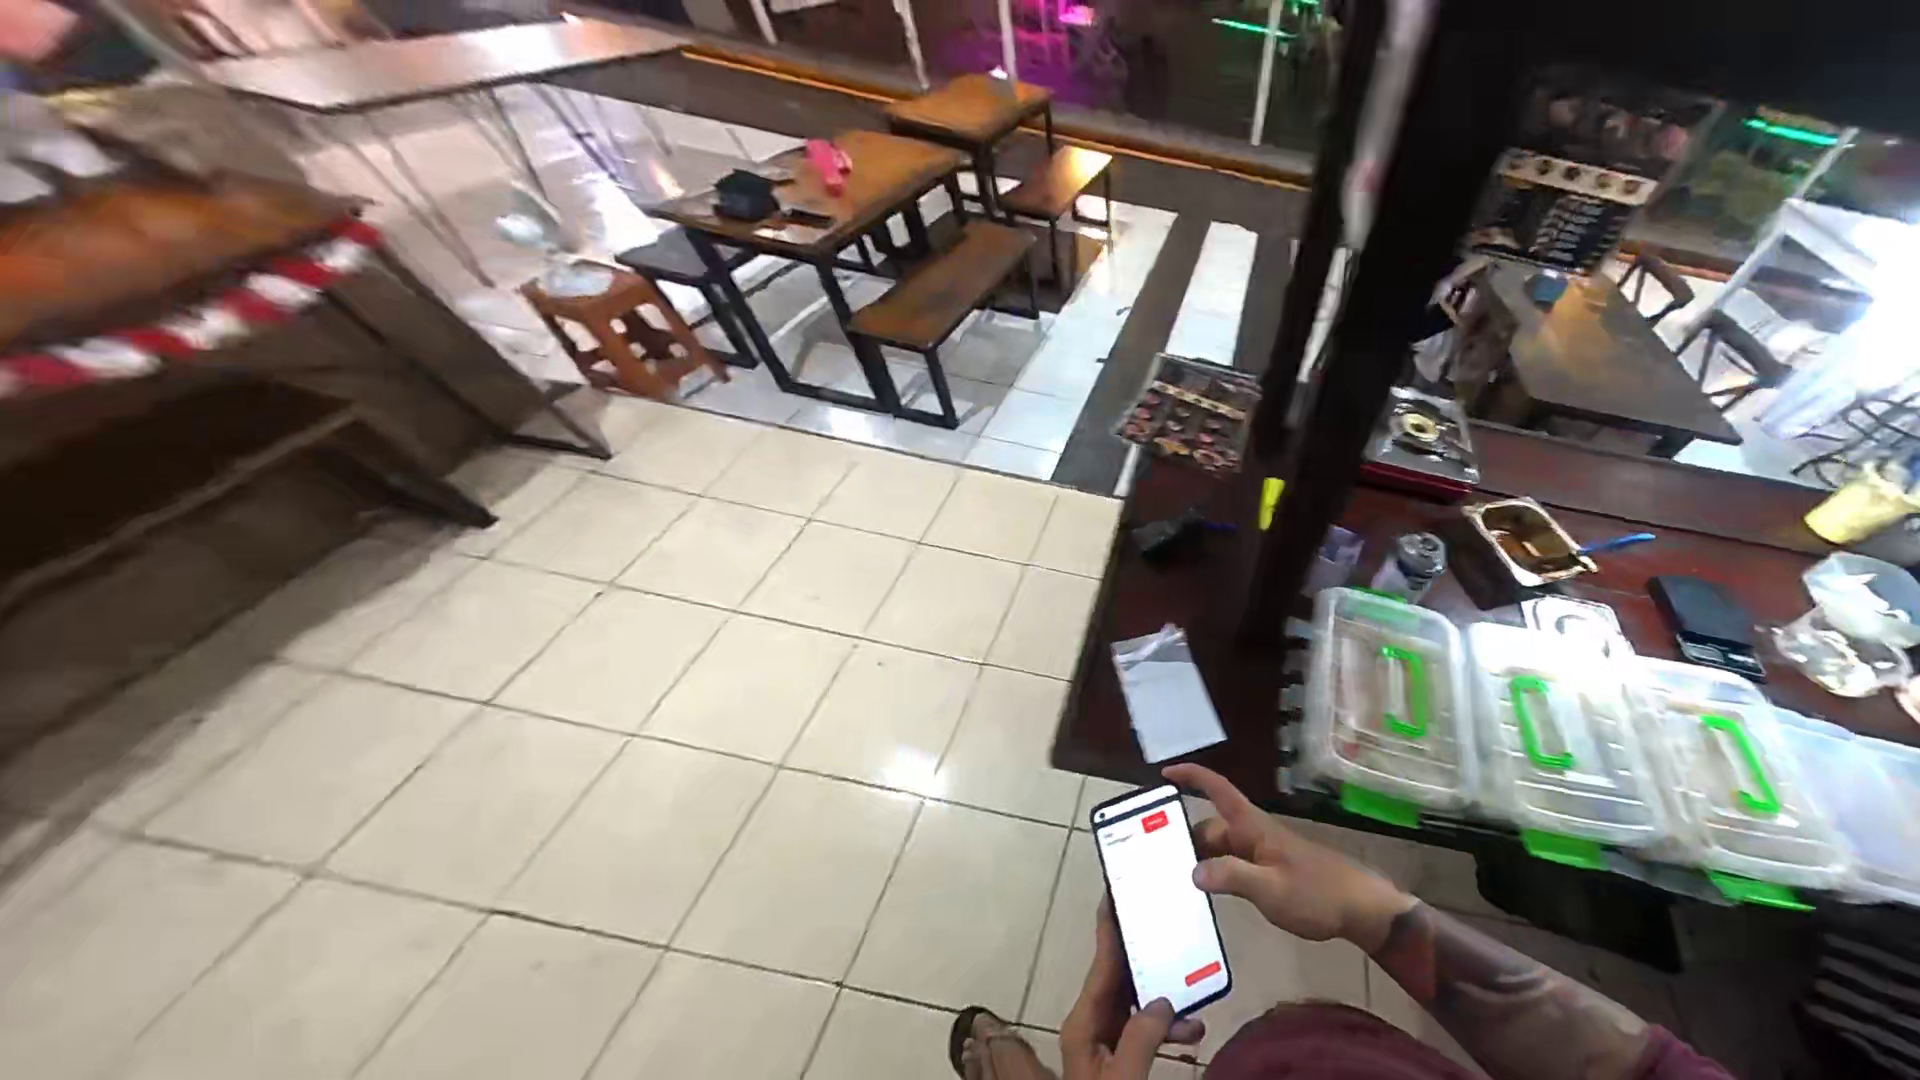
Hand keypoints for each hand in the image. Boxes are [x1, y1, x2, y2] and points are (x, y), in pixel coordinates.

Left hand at [1060, 896, 1203, 1079]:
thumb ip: (1142, 1039)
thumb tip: (1164, 1002)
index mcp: (1084, 1021)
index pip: (1100, 964)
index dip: (1108, 928)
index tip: (1114, 893)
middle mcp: (1091, 1021)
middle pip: (1118, 977)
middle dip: (1143, 958)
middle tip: (1165, 931)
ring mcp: (1104, 1038)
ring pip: (1134, 1003)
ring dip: (1164, 1000)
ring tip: (1194, 999)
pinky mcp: (1118, 1055)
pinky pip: (1142, 1029)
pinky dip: (1166, 1027)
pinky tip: (1192, 1030)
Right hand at [1164, 764, 1415, 952]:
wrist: (1365, 911)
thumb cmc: (1317, 893)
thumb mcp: (1271, 889)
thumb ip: (1231, 877)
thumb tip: (1192, 872)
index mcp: (1251, 826)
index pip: (1217, 789)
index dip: (1192, 776)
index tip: (1165, 773)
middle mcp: (1253, 832)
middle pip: (1211, 826)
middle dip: (1185, 837)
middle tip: (1159, 856)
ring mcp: (1262, 851)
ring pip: (1221, 847)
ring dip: (1201, 858)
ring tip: (1178, 877)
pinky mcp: (1270, 870)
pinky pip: (1233, 863)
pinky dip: (1217, 871)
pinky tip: (1209, 892)